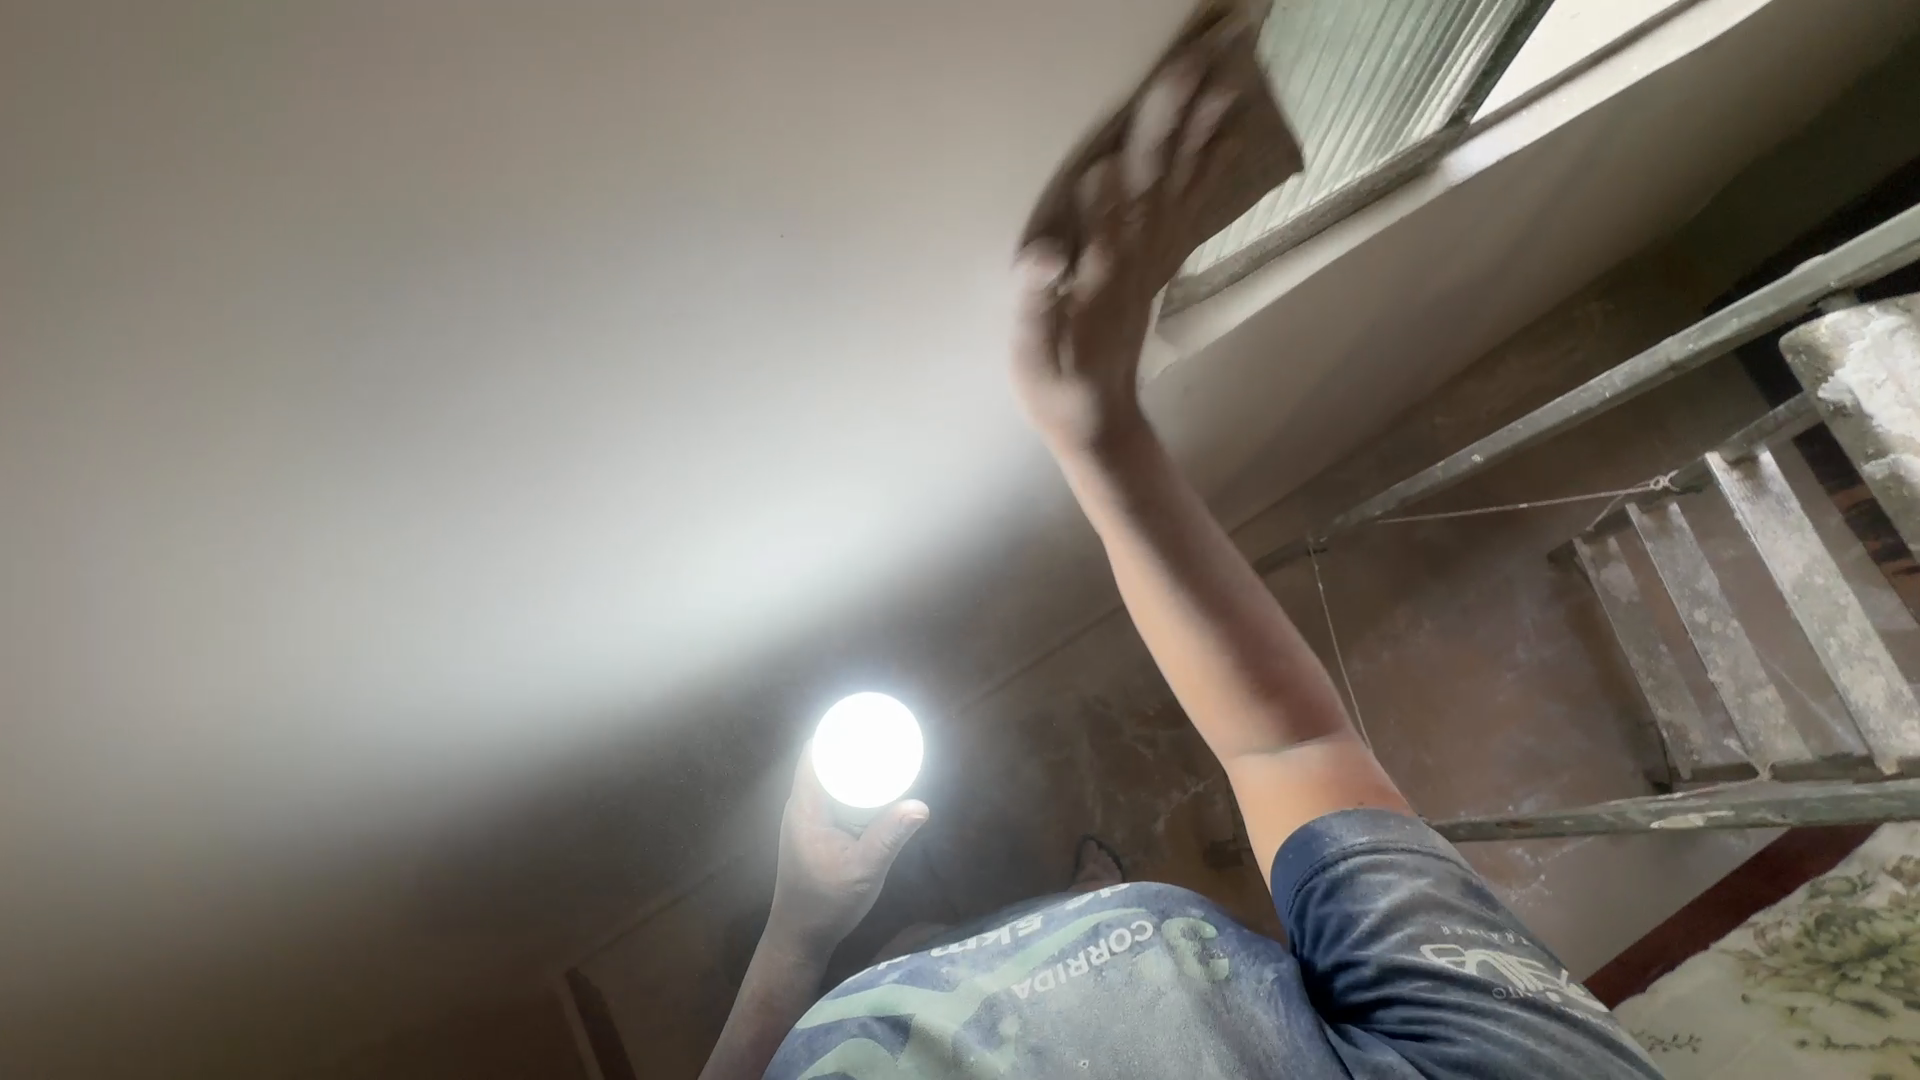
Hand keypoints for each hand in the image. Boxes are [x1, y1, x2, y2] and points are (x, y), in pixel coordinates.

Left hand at [766, 744, 929, 955]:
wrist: (801, 938)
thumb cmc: (827, 903)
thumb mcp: (863, 870)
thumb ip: (889, 837)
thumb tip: (921, 805)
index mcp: (805, 808)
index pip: (812, 754)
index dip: (833, 731)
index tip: (861, 718)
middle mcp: (801, 807)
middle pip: (820, 760)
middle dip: (847, 742)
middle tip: (880, 731)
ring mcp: (806, 819)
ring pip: (825, 777)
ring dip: (847, 762)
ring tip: (879, 748)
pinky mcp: (815, 831)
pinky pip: (830, 793)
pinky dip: (848, 781)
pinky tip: (871, 783)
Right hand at [1011, 14, 1252, 453]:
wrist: (1099, 420)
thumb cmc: (1054, 386)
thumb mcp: (1029, 352)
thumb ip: (1036, 298)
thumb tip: (1053, 247)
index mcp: (1100, 267)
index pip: (1128, 186)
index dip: (1153, 130)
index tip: (1183, 67)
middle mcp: (1135, 255)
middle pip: (1165, 169)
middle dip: (1188, 105)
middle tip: (1220, 43)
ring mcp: (1153, 260)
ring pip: (1186, 183)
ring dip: (1210, 126)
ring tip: (1236, 71)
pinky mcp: (1159, 268)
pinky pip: (1194, 211)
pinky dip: (1215, 170)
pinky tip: (1231, 134)